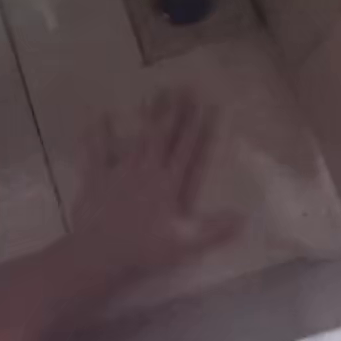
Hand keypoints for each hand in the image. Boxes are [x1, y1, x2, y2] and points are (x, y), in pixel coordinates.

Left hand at [68, 90, 241, 281]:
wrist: (99, 255)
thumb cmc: (143, 252)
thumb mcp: (184, 245)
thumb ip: (214, 230)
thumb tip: (244, 218)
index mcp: (168, 185)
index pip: (187, 150)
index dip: (197, 126)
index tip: (207, 104)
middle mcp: (147, 171)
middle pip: (162, 136)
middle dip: (174, 111)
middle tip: (181, 85)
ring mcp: (120, 171)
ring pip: (137, 137)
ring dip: (146, 115)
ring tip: (152, 92)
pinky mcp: (97, 177)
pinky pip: (96, 152)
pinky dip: (96, 134)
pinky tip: (98, 115)